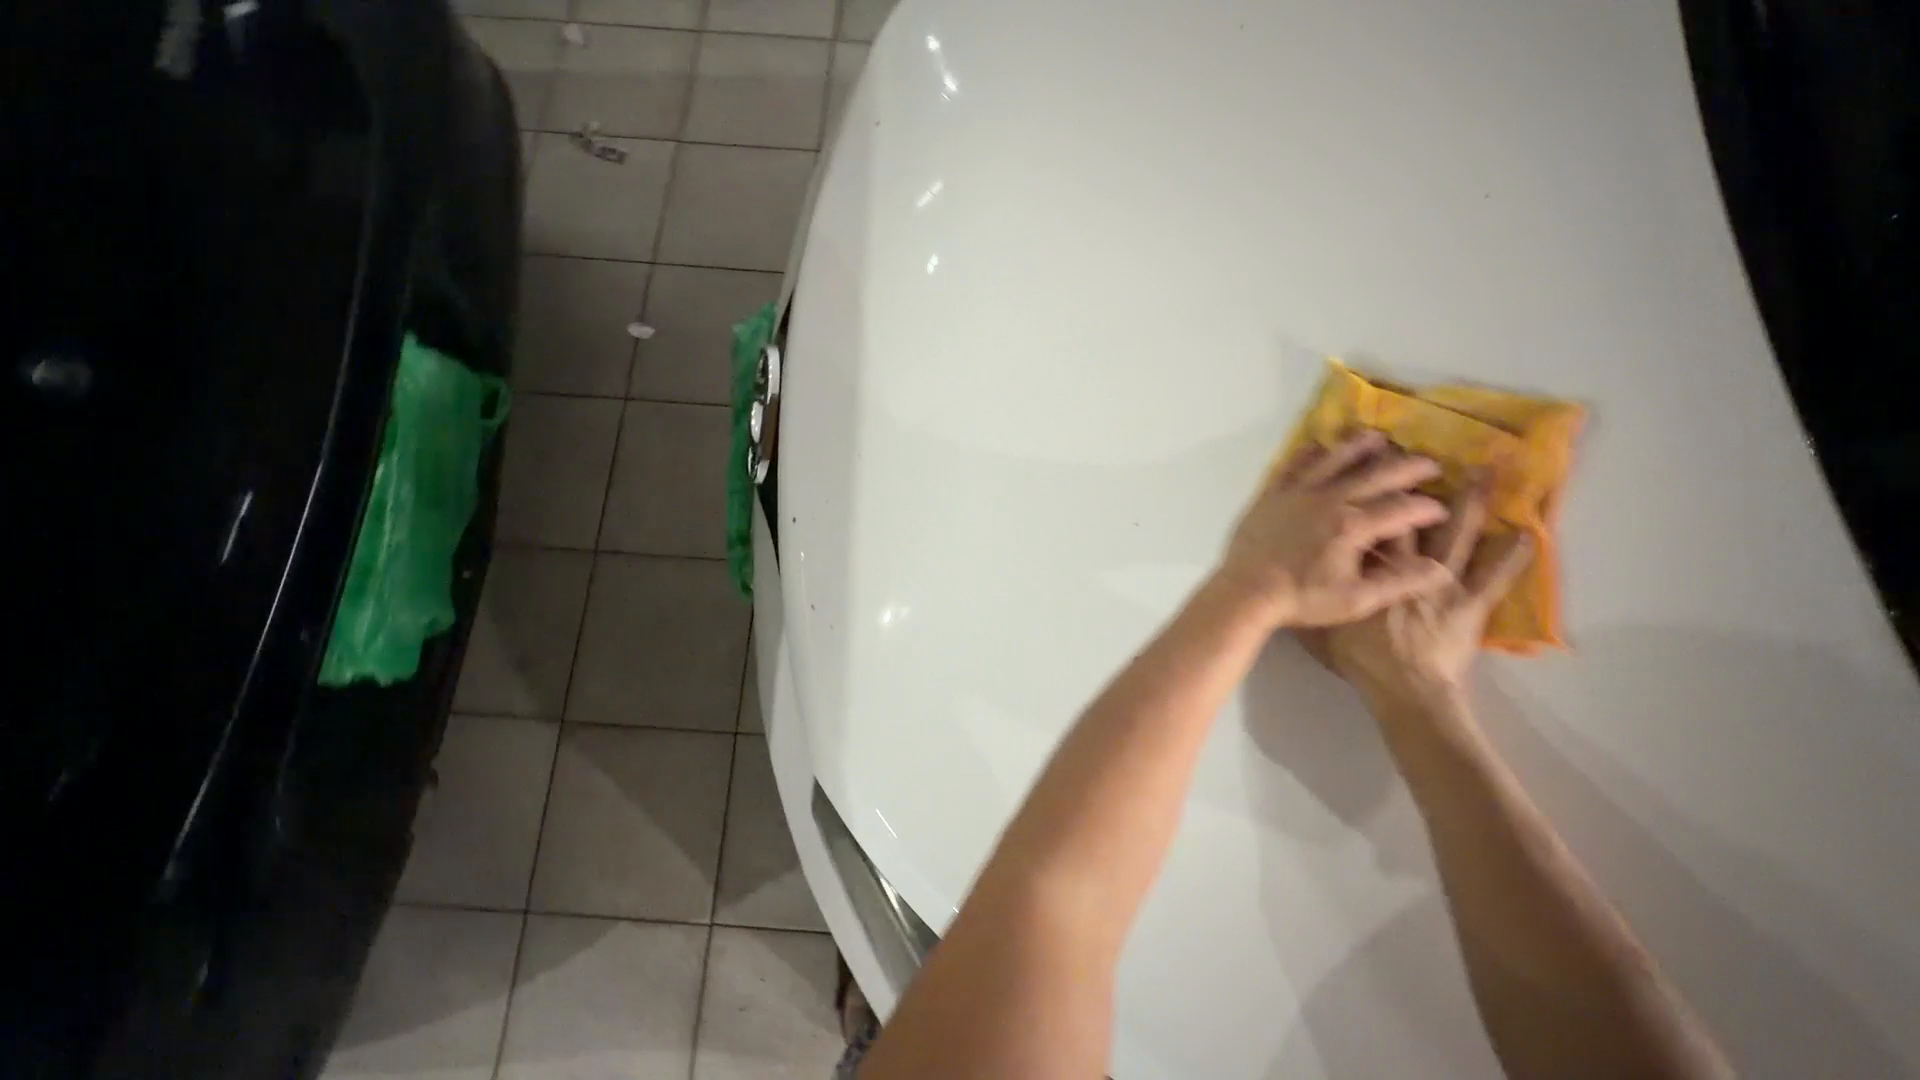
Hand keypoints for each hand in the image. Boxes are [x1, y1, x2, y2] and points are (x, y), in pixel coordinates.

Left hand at [1217, 431, 1452, 628]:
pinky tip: (1318, 445)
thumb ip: (1399, 582)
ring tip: (1379, 439)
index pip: (1401, 510)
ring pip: (1334, 460)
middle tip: (1430, 463)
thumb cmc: (1301, 599)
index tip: (1442, 509)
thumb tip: (1441, 569)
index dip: (1426, 509)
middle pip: (1375, 475)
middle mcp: (1329, 499)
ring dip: (1359, 448)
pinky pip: (1293, 465)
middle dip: (1407, 468)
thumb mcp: (1356, 599)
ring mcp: (1297, 493)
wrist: (1245, 592)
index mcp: (1353, 525)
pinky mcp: (1271, 494)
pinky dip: (1309, 453)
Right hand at [1300, 479, 1533, 711]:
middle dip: (1417, 486)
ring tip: (1488, 472)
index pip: (1368, 526)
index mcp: (1369, 570)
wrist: (1402, 689)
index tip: (1372, 467)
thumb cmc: (1360, 660)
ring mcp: (1444, 582)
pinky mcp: (1471, 603)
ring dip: (1474, 502)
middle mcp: (1407, 565)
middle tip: (1425, 454)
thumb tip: (1292, 583)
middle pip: (1412, 518)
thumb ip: (1313, 601)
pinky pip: (1495, 576)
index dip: (1371, 497)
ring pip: (1459, 534)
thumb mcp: (1322, 628)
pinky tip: (1528, 533)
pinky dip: (1512, 556)